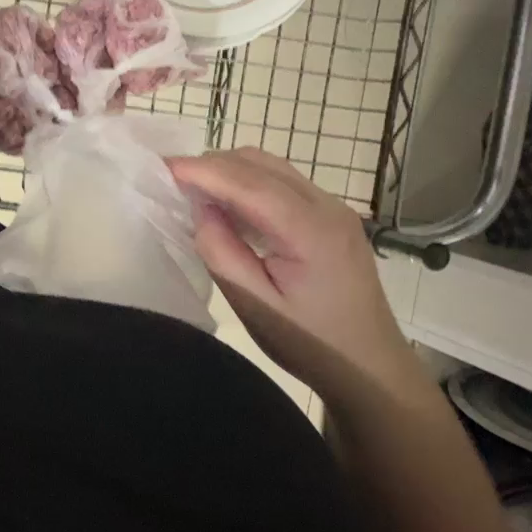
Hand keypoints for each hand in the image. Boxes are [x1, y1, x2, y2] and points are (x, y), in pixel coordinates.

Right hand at [168, 149, 428, 404]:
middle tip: (170, 182)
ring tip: (194, 191)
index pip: (247, 183)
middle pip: (259, 164)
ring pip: (271, 167)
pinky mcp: (332, 217)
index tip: (161, 168)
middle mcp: (327, 208)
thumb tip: (200, 209)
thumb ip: (221, 252)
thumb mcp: (254, 306)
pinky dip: (247, 182)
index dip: (201, 170)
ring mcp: (333, 209)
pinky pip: (282, 182)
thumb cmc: (310, 343)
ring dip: (228, 171)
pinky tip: (228, 206)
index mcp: (310, 231)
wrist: (371, 367)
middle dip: (210, 164)